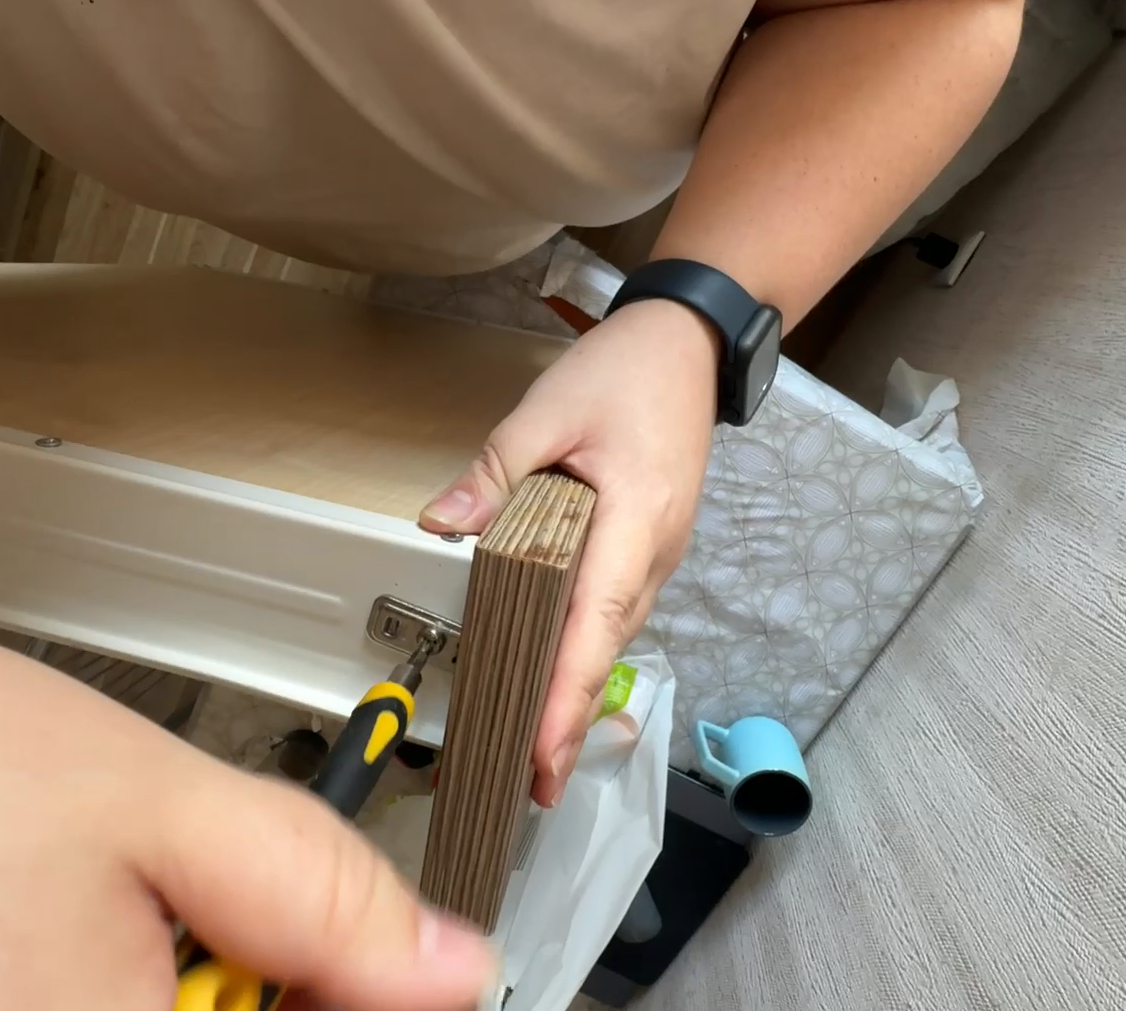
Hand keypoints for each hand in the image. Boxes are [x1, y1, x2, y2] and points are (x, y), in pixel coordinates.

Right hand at [0, 452, 496, 1010]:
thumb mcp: (165, 810)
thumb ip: (327, 901)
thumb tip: (452, 972)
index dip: (350, 1009)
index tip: (363, 961)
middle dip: (260, 998)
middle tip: (237, 919)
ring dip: (187, 998)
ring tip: (132, 915)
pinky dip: (109, 993)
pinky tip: (64, 944)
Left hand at [419, 299, 716, 805]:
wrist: (686, 345)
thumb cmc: (622, 372)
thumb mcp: (547, 410)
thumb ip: (494, 472)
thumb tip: (438, 526)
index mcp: (635, 522)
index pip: (595, 625)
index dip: (567, 698)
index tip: (541, 761)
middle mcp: (656, 552)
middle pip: (606, 645)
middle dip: (569, 715)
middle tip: (525, 779)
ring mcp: (660, 550)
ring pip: (612, 631)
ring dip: (577, 687)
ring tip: (536, 742)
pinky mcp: (650, 542)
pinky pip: (615, 606)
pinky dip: (585, 646)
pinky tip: (557, 664)